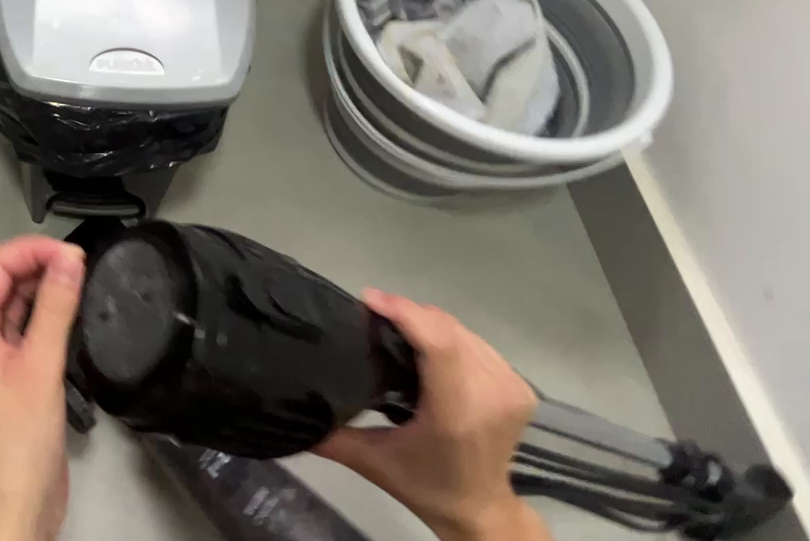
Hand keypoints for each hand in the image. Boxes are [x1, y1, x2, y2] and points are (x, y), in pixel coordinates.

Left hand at [0, 236, 85, 540]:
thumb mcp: (40, 367)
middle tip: (79, 264)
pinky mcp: (13, 371)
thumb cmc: (15, 448)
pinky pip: (28, 325)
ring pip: (18, 301)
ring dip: (46, 287)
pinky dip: (49, 312)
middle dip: (40, 263)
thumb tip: (68, 261)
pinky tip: (72, 311)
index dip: (32, 250)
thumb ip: (55, 308)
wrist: (16, 505)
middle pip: (5, 279)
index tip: (69, 252)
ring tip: (80, 281)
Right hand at [315, 290, 546, 540]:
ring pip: (461, 330)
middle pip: (447, 329)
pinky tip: (424, 341)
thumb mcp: (370, 460)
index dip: (405, 312)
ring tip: (392, 324)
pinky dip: (446, 333)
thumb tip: (289, 402)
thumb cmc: (422, 485)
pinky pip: (475, 341)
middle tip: (371, 312)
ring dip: (426, 320)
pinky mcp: (520, 386)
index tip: (368, 299)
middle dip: (407, 312)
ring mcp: (511, 389)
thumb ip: (329, 434)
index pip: (439, 344)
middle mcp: (491, 396)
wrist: (480, 512)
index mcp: (457, 414)